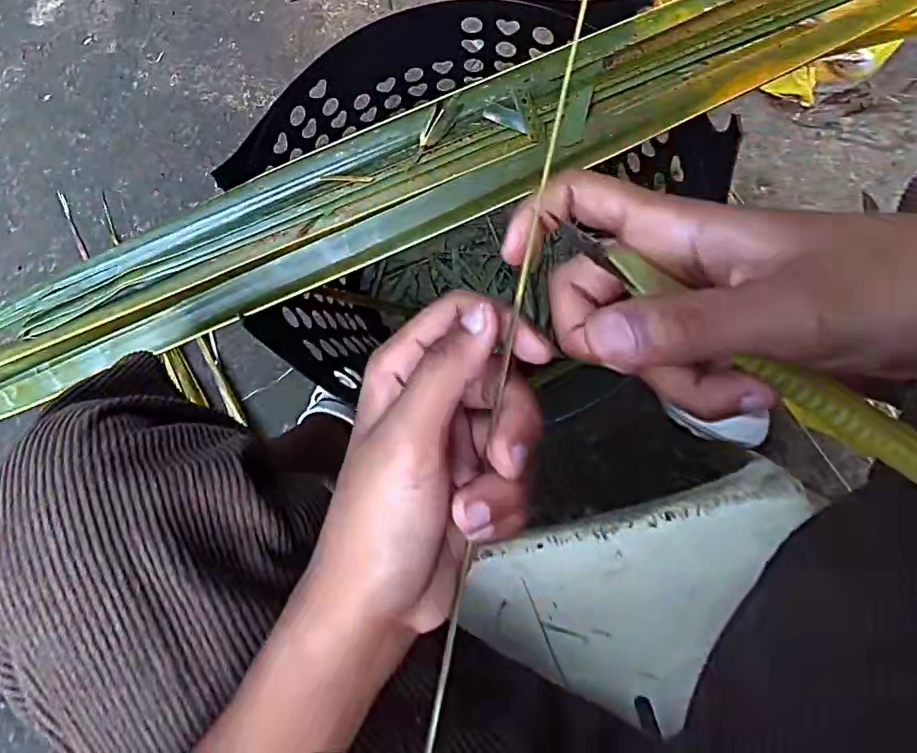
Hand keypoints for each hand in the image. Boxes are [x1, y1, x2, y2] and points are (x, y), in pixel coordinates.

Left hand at [301, 291, 551, 635]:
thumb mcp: (410, 436)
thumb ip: (447, 369)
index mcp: (404, 369)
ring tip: (471, 511)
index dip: (502, 325)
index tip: (538, 355)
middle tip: (502, 463)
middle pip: (500, 375)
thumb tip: (484, 311)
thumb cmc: (378, 516)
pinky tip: (473, 527)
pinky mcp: (477, 477)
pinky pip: (515, 473)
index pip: (460, 316)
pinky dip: (502, 504)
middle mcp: (432, 394)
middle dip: (511, 425)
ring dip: (502, 479)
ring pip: (515, 429)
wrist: (381, 605)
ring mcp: (456, 437)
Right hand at [500, 170, 916, 419]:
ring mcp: (694, 307)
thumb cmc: (891, 283)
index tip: (512, 268)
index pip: (578, 198)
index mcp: (673, 231)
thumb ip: (687, 326)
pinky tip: (763, 397)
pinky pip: (676, 372)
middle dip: (611, 341)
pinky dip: (704, 394)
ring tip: (748, 390)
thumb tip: (587, 344)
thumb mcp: (789, 309)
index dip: (534, 220)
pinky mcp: (722, 344)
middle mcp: (669, 265)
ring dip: (673, 380)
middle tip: (660, 364)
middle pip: (589, 293)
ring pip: (632, 345)